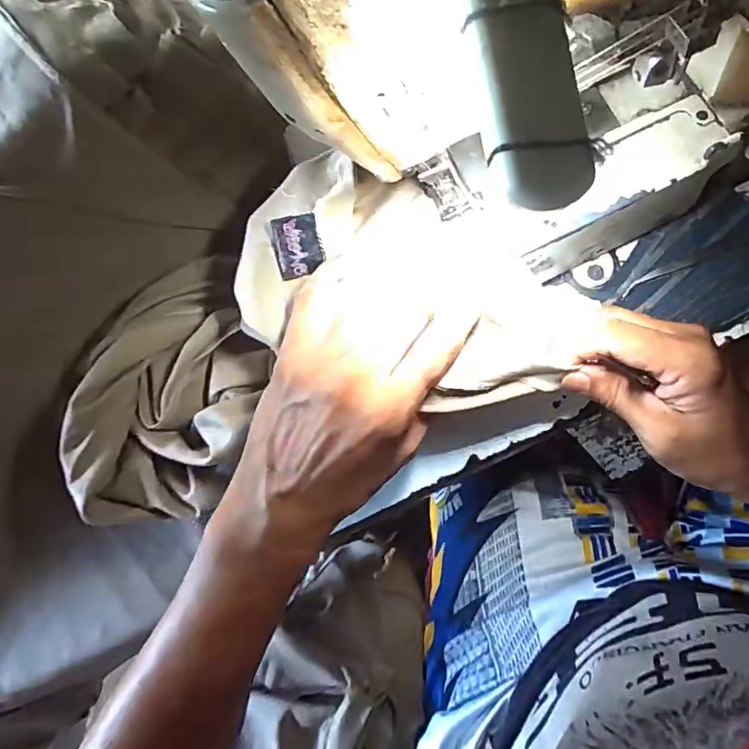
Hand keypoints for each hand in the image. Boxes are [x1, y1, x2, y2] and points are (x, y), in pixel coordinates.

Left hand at [223, 260, 476, 552]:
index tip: (472, 293)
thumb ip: (420, 406)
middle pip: (404, 310)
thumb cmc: (346, 481)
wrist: (276, 494)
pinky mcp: (293, 347)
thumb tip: (433, 366)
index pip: (438, 345)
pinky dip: (333, 274)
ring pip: (362, 294)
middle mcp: (359, 371)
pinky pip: (315, 297)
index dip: (461, 314)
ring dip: (387, 271)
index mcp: (391, 403)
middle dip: (429, 283)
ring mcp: (322, 354)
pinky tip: (350, 262)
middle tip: (441, 265)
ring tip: (401, 253)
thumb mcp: (401, 454)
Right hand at [562, 307, 748, 498]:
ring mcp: (685, 332)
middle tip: (561, 369)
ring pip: (624, 321)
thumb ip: (614, 394)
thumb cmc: (712, 454)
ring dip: (596, 341)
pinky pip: (637, 331)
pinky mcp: (682, 340)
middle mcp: (684, 332)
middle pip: (617, 318)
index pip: (615, 332)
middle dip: (583, 339)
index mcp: (684, 355)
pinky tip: (600, 367)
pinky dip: (613, 345)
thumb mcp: (657, 431)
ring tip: (575, 370)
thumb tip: (571, 373)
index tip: (555, 368)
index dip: (579, 345)